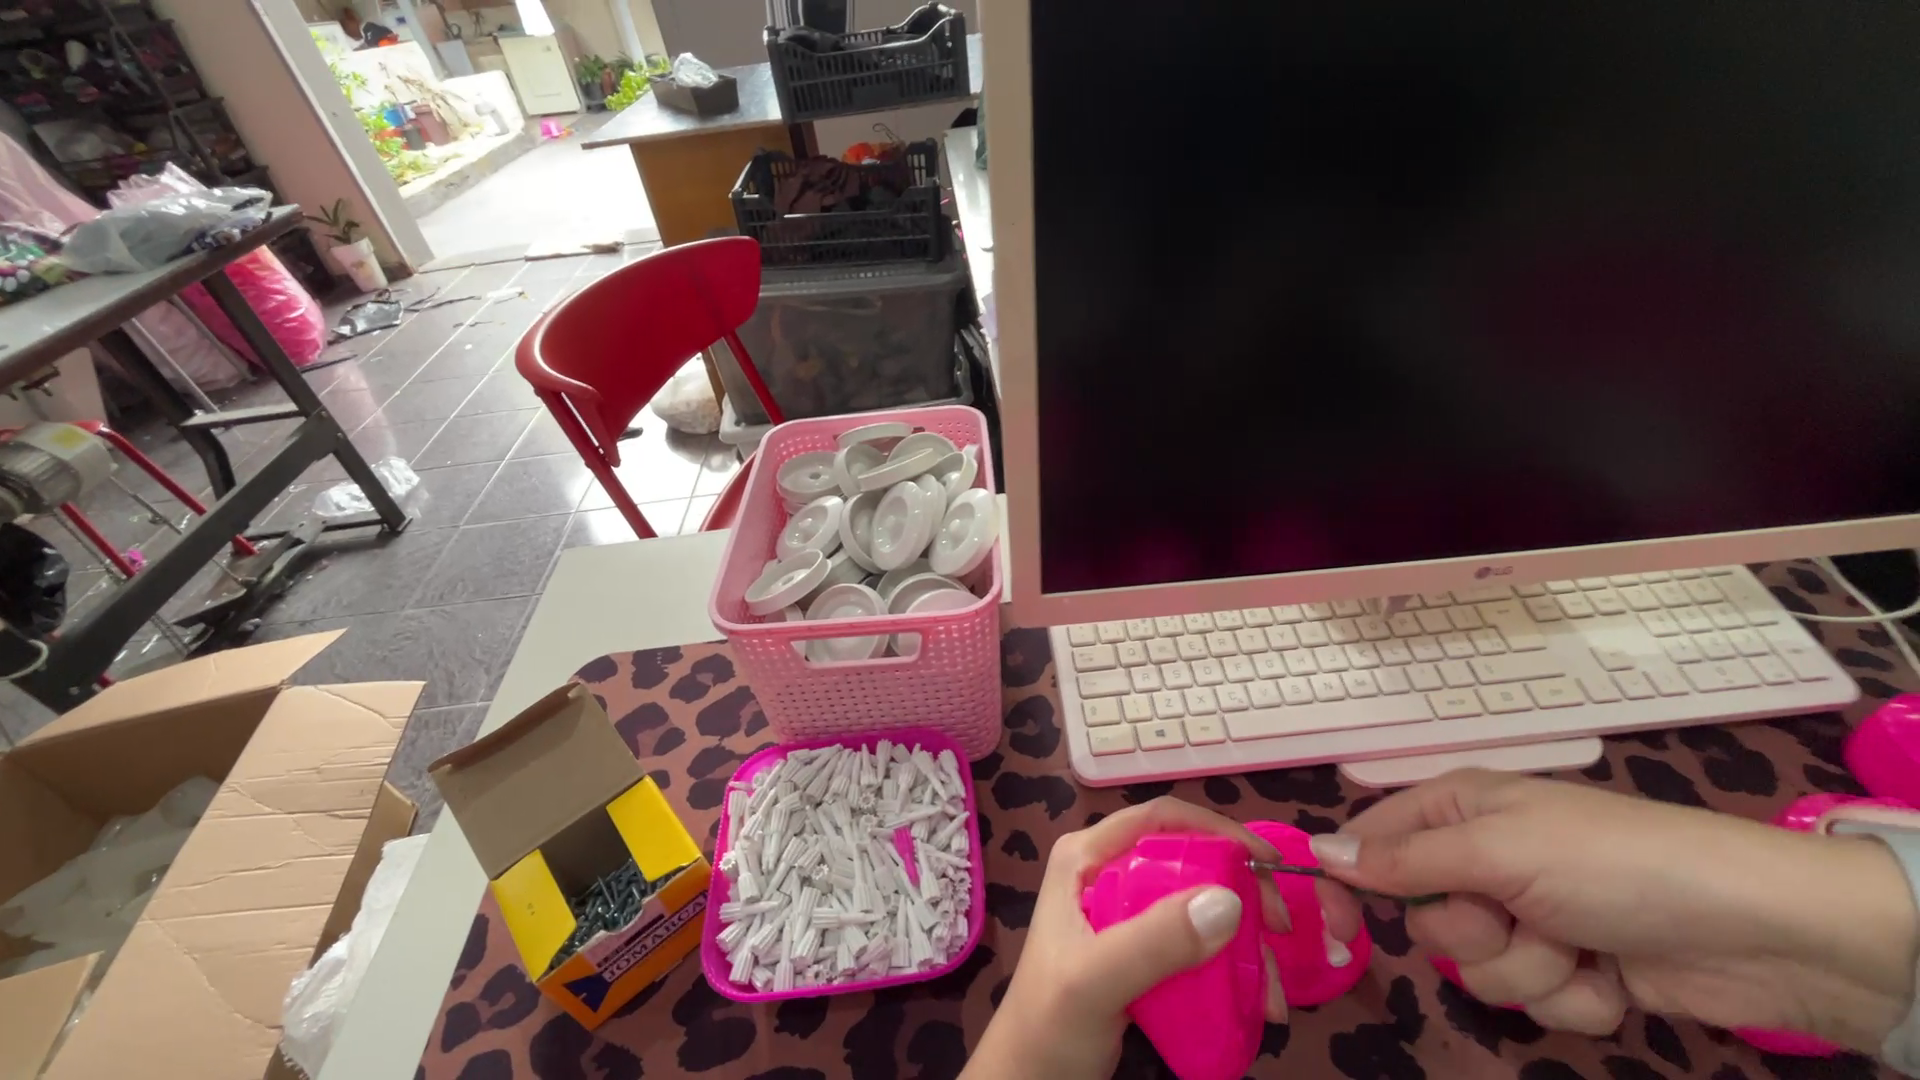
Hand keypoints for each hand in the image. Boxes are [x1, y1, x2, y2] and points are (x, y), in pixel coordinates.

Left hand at [963, 798, 1301, 1079]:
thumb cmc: (1049, 1024)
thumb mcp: (1096, 980)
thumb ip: (1154, 940)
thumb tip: (1228, 899)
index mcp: (1086, 857)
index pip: (1159, 818)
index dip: (1217, 829)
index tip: (1268, 862)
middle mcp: (1106, 871)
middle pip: (1187, 857)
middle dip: (1239, 889)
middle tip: (1278, 930)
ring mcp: (1123, 910)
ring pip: (1197, 901)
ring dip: (1241, 939)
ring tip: (1275, 992)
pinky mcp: (1139, 948)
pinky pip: (1194, 940)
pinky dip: (1229, 965)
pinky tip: (1257, 1001)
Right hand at [1311, 769, 1919, 1051]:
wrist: (1761, 931)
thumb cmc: (1610, 863)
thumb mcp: (1496, 850)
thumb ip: (1402, 859)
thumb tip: (1316, 852)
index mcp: (1457, 810)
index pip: (1370, 842)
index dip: (1349, 881)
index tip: (1338, 926)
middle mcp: (1483, 859)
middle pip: (1425, 917)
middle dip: (1471, 931)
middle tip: (1514, 913)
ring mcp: (1529, 916)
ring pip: (1478, 967)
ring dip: (1529, 967)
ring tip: (1580, 945)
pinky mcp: (1572, 968)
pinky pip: (1535, 1000)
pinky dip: (1574, 996)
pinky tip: (1612, 974)